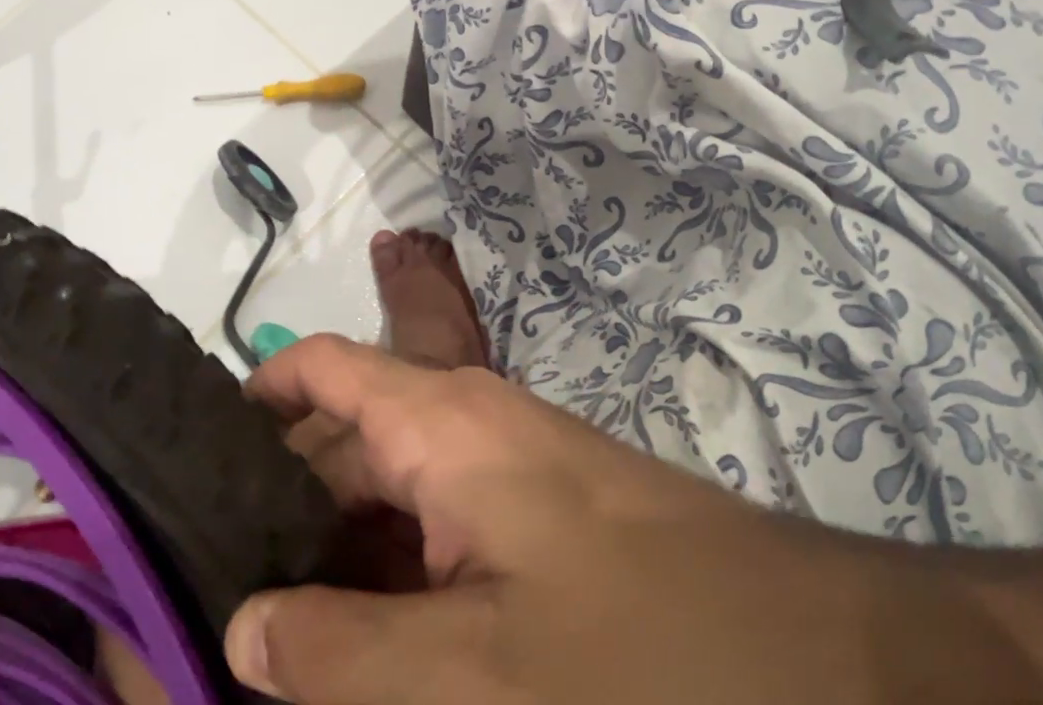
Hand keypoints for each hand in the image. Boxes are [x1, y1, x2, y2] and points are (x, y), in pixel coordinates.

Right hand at [229, 336, 1042, 704]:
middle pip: (343, 444)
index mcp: (443, 424)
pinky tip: (375, 654)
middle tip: (216, 594)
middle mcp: (471, 432)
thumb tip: (242, 631)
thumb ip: (340, 651)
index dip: (250, 405)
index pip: (318, 369)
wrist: (853, 669)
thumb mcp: (476, 673)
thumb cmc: (654, 656)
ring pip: (393, 505)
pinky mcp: (551, 534)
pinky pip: (445, 546)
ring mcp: (515, 483)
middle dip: (280, 511)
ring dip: (339, 563)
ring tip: (279, 637)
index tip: (189, 475)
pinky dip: (399, 588)